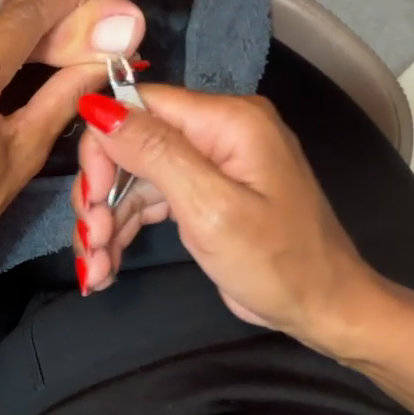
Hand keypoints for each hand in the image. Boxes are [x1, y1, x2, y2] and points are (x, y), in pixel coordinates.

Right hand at [68, 85, 388, 349]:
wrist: (321, 307)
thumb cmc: (277, 261)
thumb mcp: (212, 209)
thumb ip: (157, 154)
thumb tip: (98, 109)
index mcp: (227, 121)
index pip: (137, 108)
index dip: (102, 150)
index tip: (92, 205)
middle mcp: (215, 133)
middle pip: (127, 146)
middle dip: (100, 197)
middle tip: (93, 246)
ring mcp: (206, 164)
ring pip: (129, 179)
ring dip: (106, 223)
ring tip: (97, 270)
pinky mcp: (199, 193)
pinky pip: (146, 201)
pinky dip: (123, 232)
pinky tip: (107, 266)